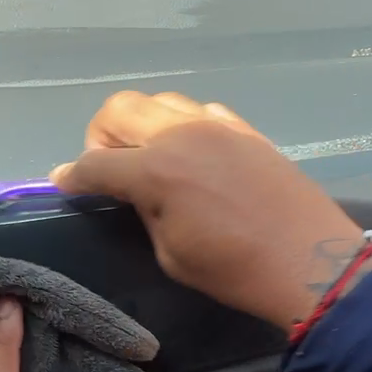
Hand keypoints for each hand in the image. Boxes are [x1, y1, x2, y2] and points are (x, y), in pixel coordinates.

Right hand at [50, 91, 371, 329]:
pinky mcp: (244, 129)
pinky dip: (183, 125)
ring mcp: (216, 126)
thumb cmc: (234, 270)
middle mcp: (181, 135)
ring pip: (161, 102)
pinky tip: (192, 154)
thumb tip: (131, 193)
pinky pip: (200, 111)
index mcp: (156, 171)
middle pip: (119, 109)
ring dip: (142, 124)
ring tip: (150, 157)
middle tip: (107, 166)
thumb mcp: (172, 254)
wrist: (308, 259)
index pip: (95, 163)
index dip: (72, 176)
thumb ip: (144, 212)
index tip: (63, 182)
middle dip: (100, 135)